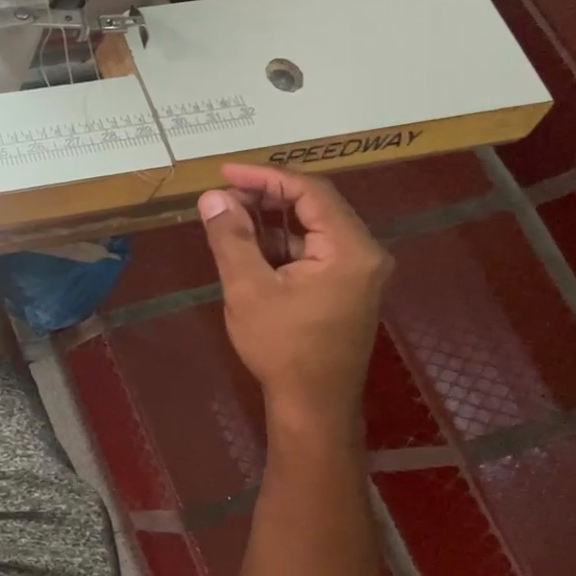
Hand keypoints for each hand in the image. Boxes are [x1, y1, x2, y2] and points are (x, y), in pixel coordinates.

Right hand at [197, 164, 391, 438]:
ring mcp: (357, 271)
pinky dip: (281, 241)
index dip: (265, 176)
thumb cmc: (282, 345)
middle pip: (315, 205)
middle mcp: (364, 253)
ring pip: (312, 227)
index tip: (224, 173)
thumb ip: (232, 237)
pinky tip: (248, 245)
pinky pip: (313, 249)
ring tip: (228, 215)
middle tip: (222, 193)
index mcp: (350, 249)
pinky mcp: (345, 287)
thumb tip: (212, 197)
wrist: (312, 402)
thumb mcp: (248, 288)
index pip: (310, 192)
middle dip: (266, 194)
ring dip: (271, 218)